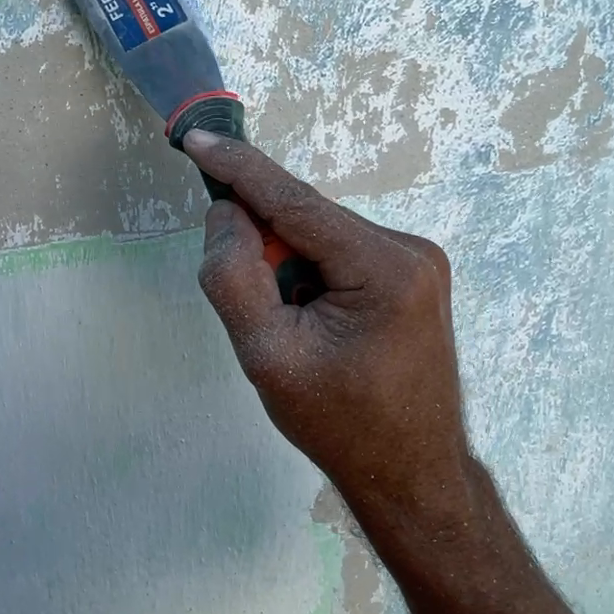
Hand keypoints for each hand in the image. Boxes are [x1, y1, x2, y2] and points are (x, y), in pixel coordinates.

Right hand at [182, 130, 582, 613]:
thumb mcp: (266, 356)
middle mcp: (408, 249)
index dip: (238, 167)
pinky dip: (307, 270)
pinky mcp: (410, 270)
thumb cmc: (340, 423)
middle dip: (262, 242)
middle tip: (256, 306)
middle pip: (304, 217)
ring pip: (316, 232)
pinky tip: (312, 319)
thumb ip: (233, 276)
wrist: (414, 476)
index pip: (292, 200)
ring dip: (286, 262)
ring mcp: (416, 258)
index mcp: (382, 268)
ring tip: (294, 328)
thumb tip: (227, 213)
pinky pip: (335, 247)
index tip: (197, 138)